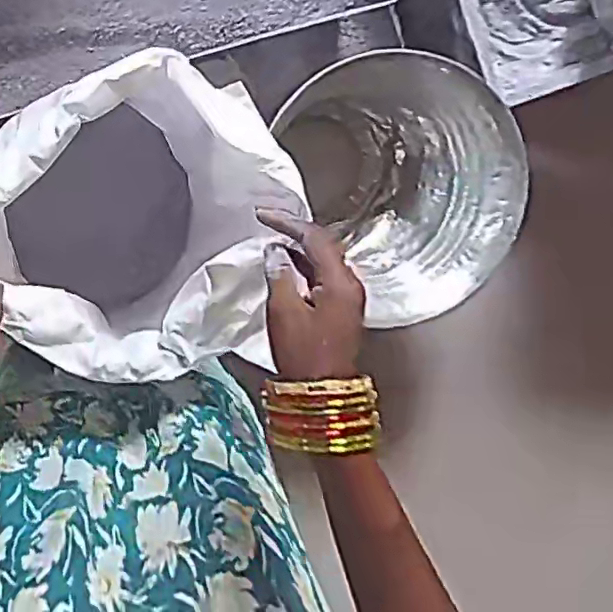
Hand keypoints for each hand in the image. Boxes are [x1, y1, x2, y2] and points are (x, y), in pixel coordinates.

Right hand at [259, 207, 364, 379]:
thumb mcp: (284, 311)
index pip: (315, 238)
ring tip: (272, 238)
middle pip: (323, 245)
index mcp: (340, 282)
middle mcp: (349, 285)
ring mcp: (347, 298)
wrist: (321, 396)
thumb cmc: (303, 354)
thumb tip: (274, 251)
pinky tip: (284, 263)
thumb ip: (279, 274)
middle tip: (268, 221)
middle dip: (295, 230)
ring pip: (322, 259)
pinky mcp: (340, 308)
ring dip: (298, 247)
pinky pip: (321, 274)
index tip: (262, 215)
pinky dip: (302, 264)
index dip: (288, 222)